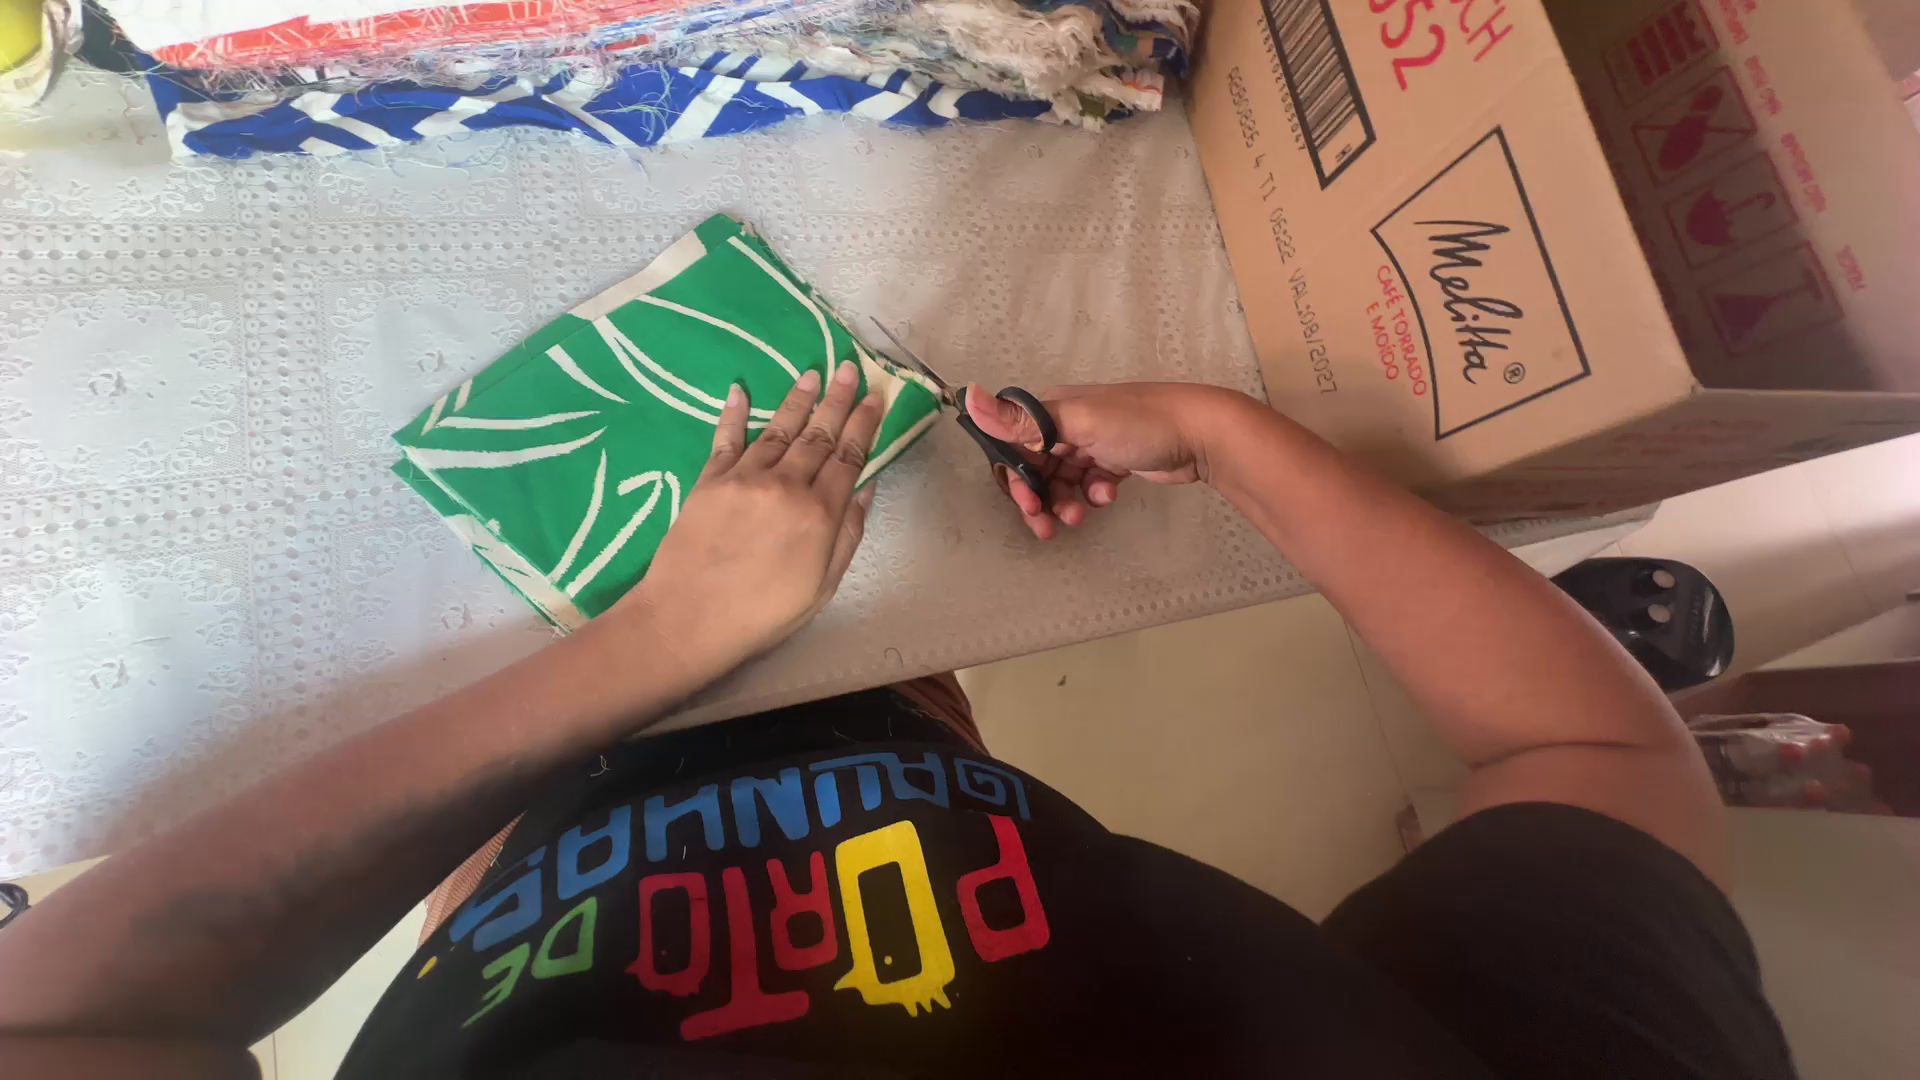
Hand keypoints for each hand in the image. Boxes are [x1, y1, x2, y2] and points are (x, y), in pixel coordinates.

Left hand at [616, 361, 881, 679]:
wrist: (688, 619)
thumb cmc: (764, 613)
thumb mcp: (822, 586)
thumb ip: (847, 535)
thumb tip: (865, 490)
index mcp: (819, 513)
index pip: (849, 457)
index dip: (864, 425)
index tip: (875, 398)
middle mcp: (786, 484)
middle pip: (818, 435)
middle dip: (837, 400)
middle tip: (848, 367)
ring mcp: (745, 478)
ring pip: (779, 429)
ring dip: (798, 400)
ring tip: (812, 373)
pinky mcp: (709, 481)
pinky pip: (726, 439)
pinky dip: (735, 413)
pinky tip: (742, 390)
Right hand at [964, 381, 1251, 538]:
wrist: (1202, 433)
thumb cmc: (1138, 423)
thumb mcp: (1077, 421)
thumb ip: (1022, 419)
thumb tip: (967, 394)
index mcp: (1052, 408)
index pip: (1014, 447)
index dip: (1015, 479)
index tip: (1028, 504)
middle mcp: (1066, 423)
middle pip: (1035, 469)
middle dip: (1040, 498)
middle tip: (1050, 527)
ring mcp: (1091, 442)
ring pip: (1061, 481)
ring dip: (1066, 501)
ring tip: (1083, 515)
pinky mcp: (1112, 460)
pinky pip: (1088, 483)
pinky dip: (1093, 493)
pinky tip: (1109, 495)